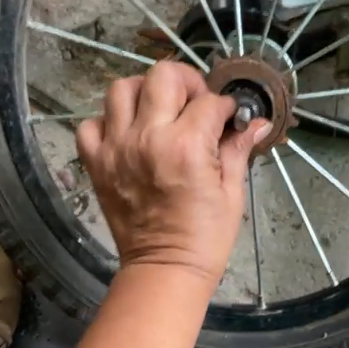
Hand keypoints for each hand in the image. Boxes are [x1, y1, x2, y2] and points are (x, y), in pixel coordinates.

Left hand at [76, 62, 268, 283]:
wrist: (165, 271)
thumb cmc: (205, 239)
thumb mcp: (231, 194)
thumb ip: (238, 150)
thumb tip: (257, 123)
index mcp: (187, 146)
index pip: (209, 102)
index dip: (224, 107)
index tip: (227, 120)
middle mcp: (148, 138)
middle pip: (163, 76)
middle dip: (185, 83)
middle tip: (193, 105)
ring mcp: (117, 149)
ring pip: (121, 89)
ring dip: (143, 93)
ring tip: (157, 113)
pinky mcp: (97, 165)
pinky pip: (91, 125)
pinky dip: (107, 123)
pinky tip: (127, 136)